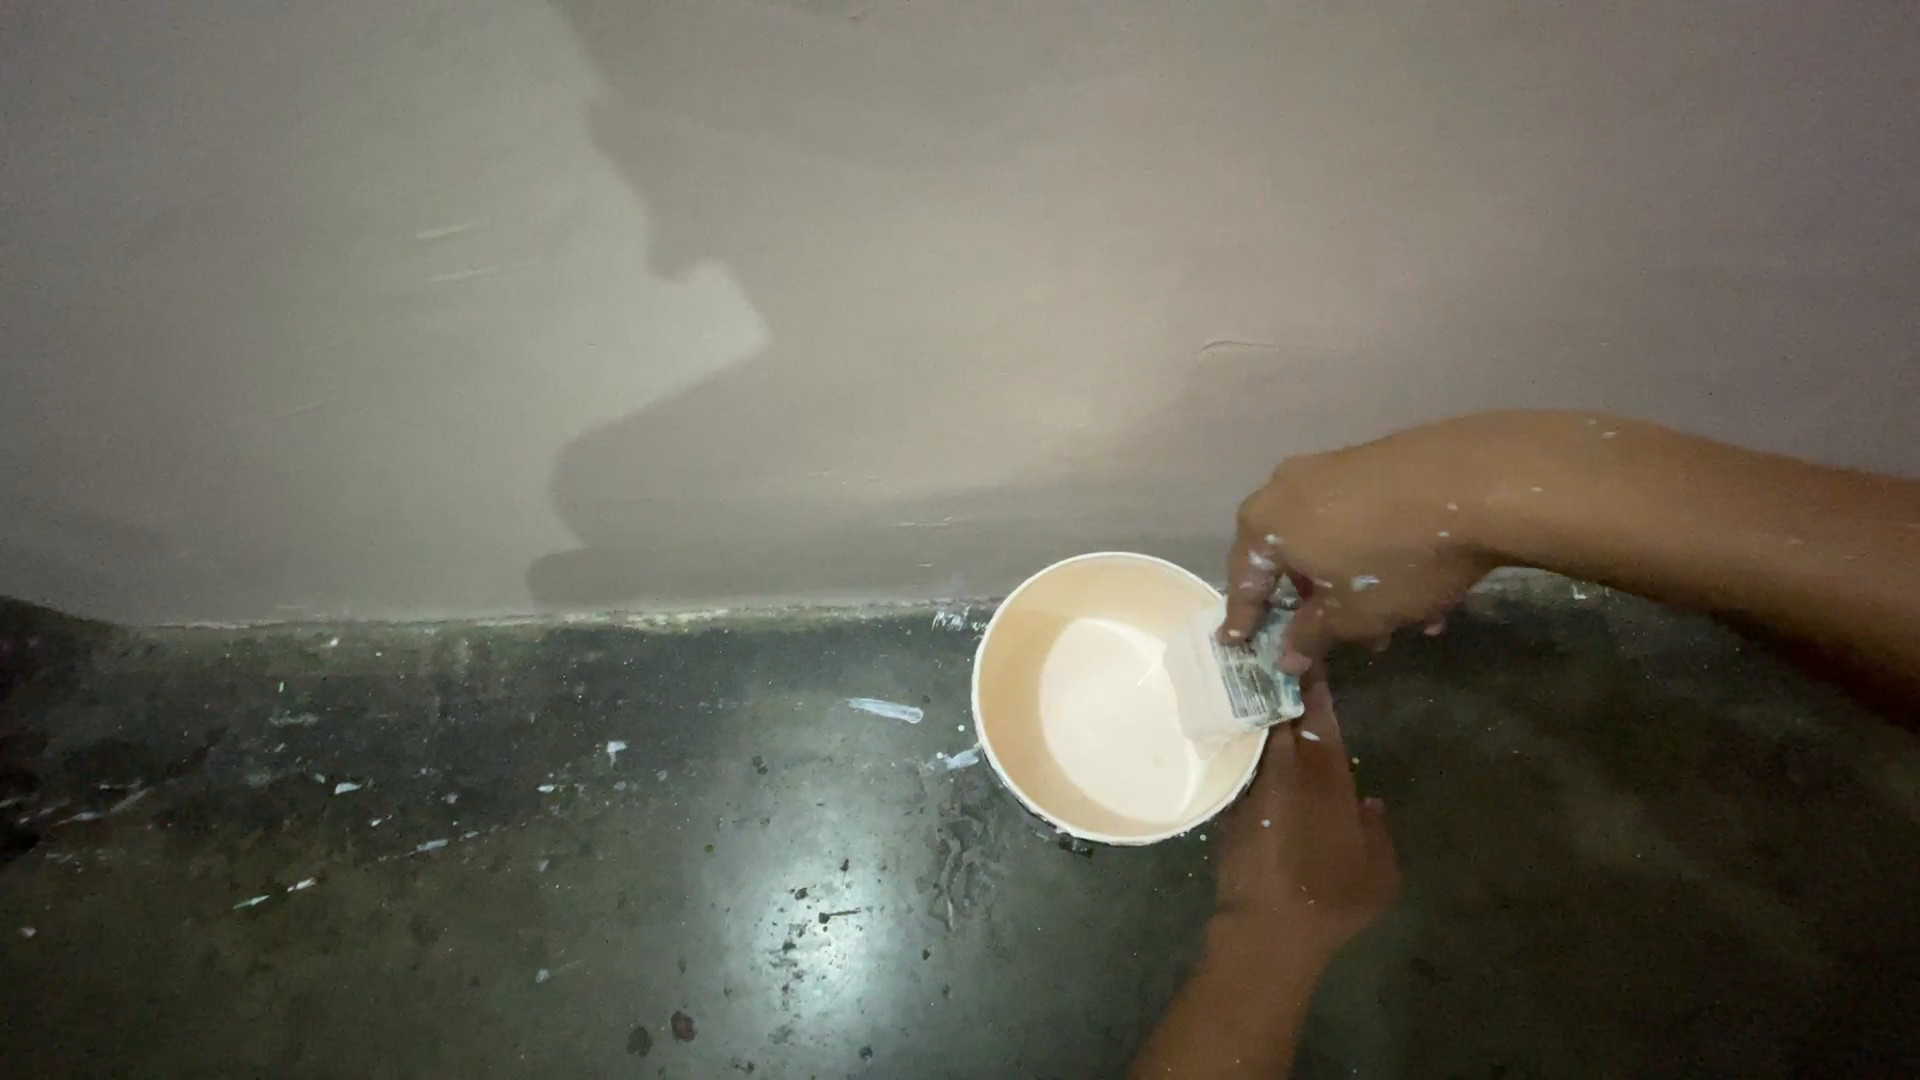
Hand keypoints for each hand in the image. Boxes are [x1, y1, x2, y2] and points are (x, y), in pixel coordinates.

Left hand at [1212, 674, 1397, 968]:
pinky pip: (1241, 763)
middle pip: (1280, 719)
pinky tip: (1243, 737)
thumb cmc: (1332, 898)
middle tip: (1274, 657)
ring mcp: (1252, 785)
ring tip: (1256, 685)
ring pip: (1256, 737)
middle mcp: (1285, 772)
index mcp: (1325, 780)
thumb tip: (1368, 802)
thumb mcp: (1377, 871)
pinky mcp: (1229, 802)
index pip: (1320, 722)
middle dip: (1278, 688)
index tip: (1307, 660)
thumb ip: (1376, 830)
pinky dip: (1244, 745)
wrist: (1267, 925)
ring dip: (1257, 712)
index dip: (1314, 690)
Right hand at [1220, 422, 1503, 671]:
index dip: (1243, 618)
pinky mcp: (1376, 459)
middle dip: (1313, 603)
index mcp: (1264, 523)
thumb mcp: (1352, 614)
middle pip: (1289, 558)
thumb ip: (1309, 636)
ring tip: (1394, 623)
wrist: (1483, 483)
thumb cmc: (1397, 559)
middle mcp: (1286, 488)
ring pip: (1331, 539)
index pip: (1244, 580)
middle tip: (1331, 637)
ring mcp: (1332, 468)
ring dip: (1353, 583)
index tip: (1236, 642)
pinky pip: (1361, 517)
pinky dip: (1378, 553)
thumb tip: (1286, 655)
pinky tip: (1420, 584)